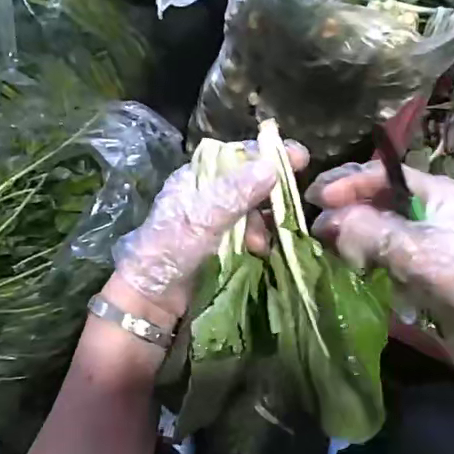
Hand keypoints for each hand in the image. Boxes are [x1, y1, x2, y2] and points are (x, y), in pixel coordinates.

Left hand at [112, 139, 309, 317]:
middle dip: (271, 194)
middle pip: (252, 183)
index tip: (300, 157)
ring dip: (266, 222)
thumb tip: (271, 166)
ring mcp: (217, 222)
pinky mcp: (224, 247)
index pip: (238, 156)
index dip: (268, 154)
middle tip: (291, 205)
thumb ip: (236, 192)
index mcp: (198, 177)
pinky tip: (260, 252)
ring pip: (255, 211)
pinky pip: (252, 235)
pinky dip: (260, 240)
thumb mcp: (203, 217)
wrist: (153, 299)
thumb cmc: (170, 250)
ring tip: (262, 241)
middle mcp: (209, 195)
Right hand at [308, 162, 453, 363]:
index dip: (347, 184)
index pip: (380, 174)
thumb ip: (366, 231)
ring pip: (379, 229)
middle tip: (320, 229)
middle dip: (348, 212)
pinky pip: (389, 256)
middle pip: (377, 201)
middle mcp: (429, 208)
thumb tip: (325, 222)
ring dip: (357, 238)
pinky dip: (372, 261)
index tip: (317, 201)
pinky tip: (361, 270)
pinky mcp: (427, 267)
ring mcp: (428, 239)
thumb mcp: (414, 247)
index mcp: (433, 190)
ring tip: (338, 251)